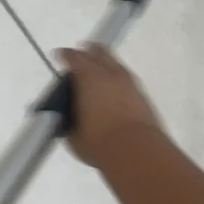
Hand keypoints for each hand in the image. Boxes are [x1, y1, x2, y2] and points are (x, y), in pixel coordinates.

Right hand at [57, 43, 166, 166]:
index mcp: (87, 77)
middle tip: (82, 52)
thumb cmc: (98, 142)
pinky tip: (114, 87)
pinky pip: (127, 79)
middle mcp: (109, 74)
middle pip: (98, 52)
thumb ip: (68, 120)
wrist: (138, 152)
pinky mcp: (143, 96)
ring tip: (99, 68)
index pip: (73, 57)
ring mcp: (129, 83)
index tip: (60, 54)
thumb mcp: (73, 134)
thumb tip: (66, 119)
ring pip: (115, 64)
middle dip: (88, 50)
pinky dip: (118, 78)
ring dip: (105, 62)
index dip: (65, 54)